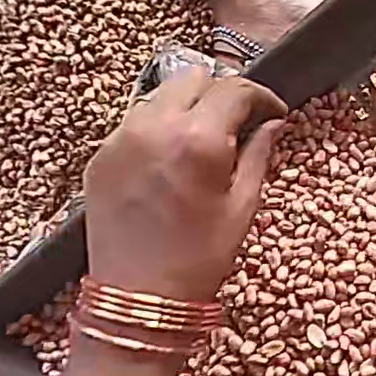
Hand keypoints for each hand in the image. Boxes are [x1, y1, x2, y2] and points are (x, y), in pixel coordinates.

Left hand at [82, 67, 286, 300]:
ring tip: (205, 140)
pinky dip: (161, 126)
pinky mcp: (101, 154)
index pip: (235, 90)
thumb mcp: (243, 206)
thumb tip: (273, 123)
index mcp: (198, 139)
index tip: (274, 111)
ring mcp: (120, 138)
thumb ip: (259, 154)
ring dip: (190, 106)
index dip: (262, 96)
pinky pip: (136, 120)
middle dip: (223, 94)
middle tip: (240, 124)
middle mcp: (154, 126)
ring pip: (162, 94)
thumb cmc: (201, 258)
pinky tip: (174, 157)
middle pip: (195, 78)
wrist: (138, 297)